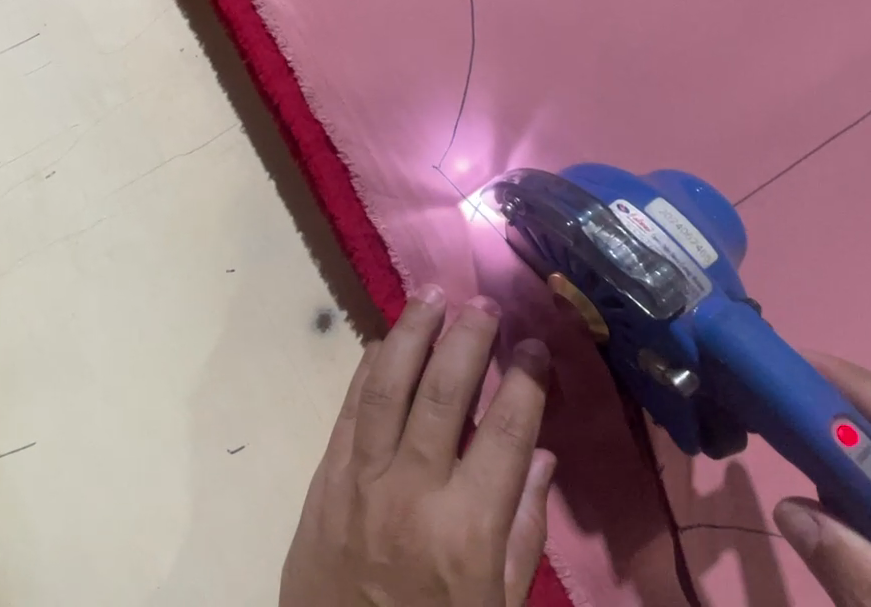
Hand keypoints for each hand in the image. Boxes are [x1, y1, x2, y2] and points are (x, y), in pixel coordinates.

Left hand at [280, 284, 555, 606]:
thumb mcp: (498, 604)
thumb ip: (523, 530)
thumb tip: (544, 457)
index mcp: (469, 529)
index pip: (507, 434)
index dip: (525, 381)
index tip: (535, 344)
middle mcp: (414, 491)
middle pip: (444, 393)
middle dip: (468, 339)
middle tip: (484, 302)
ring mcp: (362, 478)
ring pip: (388, 385)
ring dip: (411, 334)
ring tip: (429, 295)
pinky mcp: (325, 477)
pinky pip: (350, 408)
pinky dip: (367, 368)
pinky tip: (383, 339)